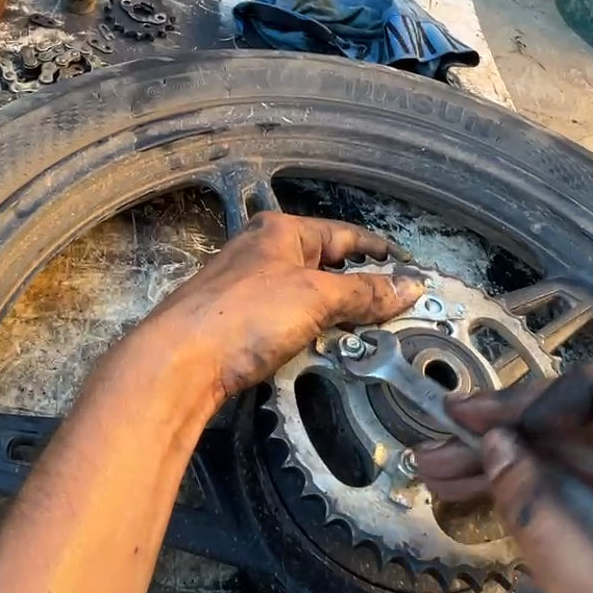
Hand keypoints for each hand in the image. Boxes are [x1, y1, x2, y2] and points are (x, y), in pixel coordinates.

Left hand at [138, 212, 424, 404]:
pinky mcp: (239, 320)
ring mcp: (248, 285)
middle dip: (360, 283)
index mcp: (280, 231)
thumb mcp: (315, 297)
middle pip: (324, 262)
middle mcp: (263, 250)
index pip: (342, 234)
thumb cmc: (248, 314)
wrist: (181, 361)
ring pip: (307, 292)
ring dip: (337, 309)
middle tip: (398, 305)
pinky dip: (313, 326)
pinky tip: (327, 343)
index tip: (408, 265)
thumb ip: (364, 292)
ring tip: (372, 328)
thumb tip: (411, 287)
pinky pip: (289, 316)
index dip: (377, 249)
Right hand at [416, 350, 592, 592]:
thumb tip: (495, 448)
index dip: (585, 386)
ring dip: (515, 453)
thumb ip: (539, 516)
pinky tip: (479, 488)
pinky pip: (589, 487)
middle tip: (454, 429)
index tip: (530, 420)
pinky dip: (535, 484)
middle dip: (521, 421)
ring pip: (586, 451)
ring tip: (445, 463)